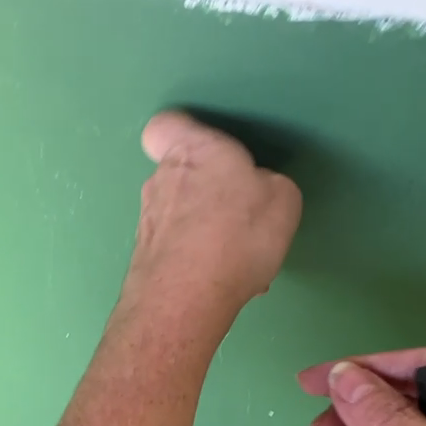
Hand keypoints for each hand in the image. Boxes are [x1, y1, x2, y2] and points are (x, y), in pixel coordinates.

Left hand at [121, 112, 300, 333]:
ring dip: (206, 233)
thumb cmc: (238, 235)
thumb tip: (253, 193)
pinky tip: (223, 282)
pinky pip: (178, 250)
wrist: (185, 299)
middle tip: (240, 217)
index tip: (207, 150)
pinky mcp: (143, 259)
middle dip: (207, 193)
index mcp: (192, 152)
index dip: (182, 132)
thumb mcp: (282, 198)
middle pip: (180, 175)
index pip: (165, 126)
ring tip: (240, 259)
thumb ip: (265, 185)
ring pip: (180, 218)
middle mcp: (160, 182)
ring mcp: (147, 223)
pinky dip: (197, 261)